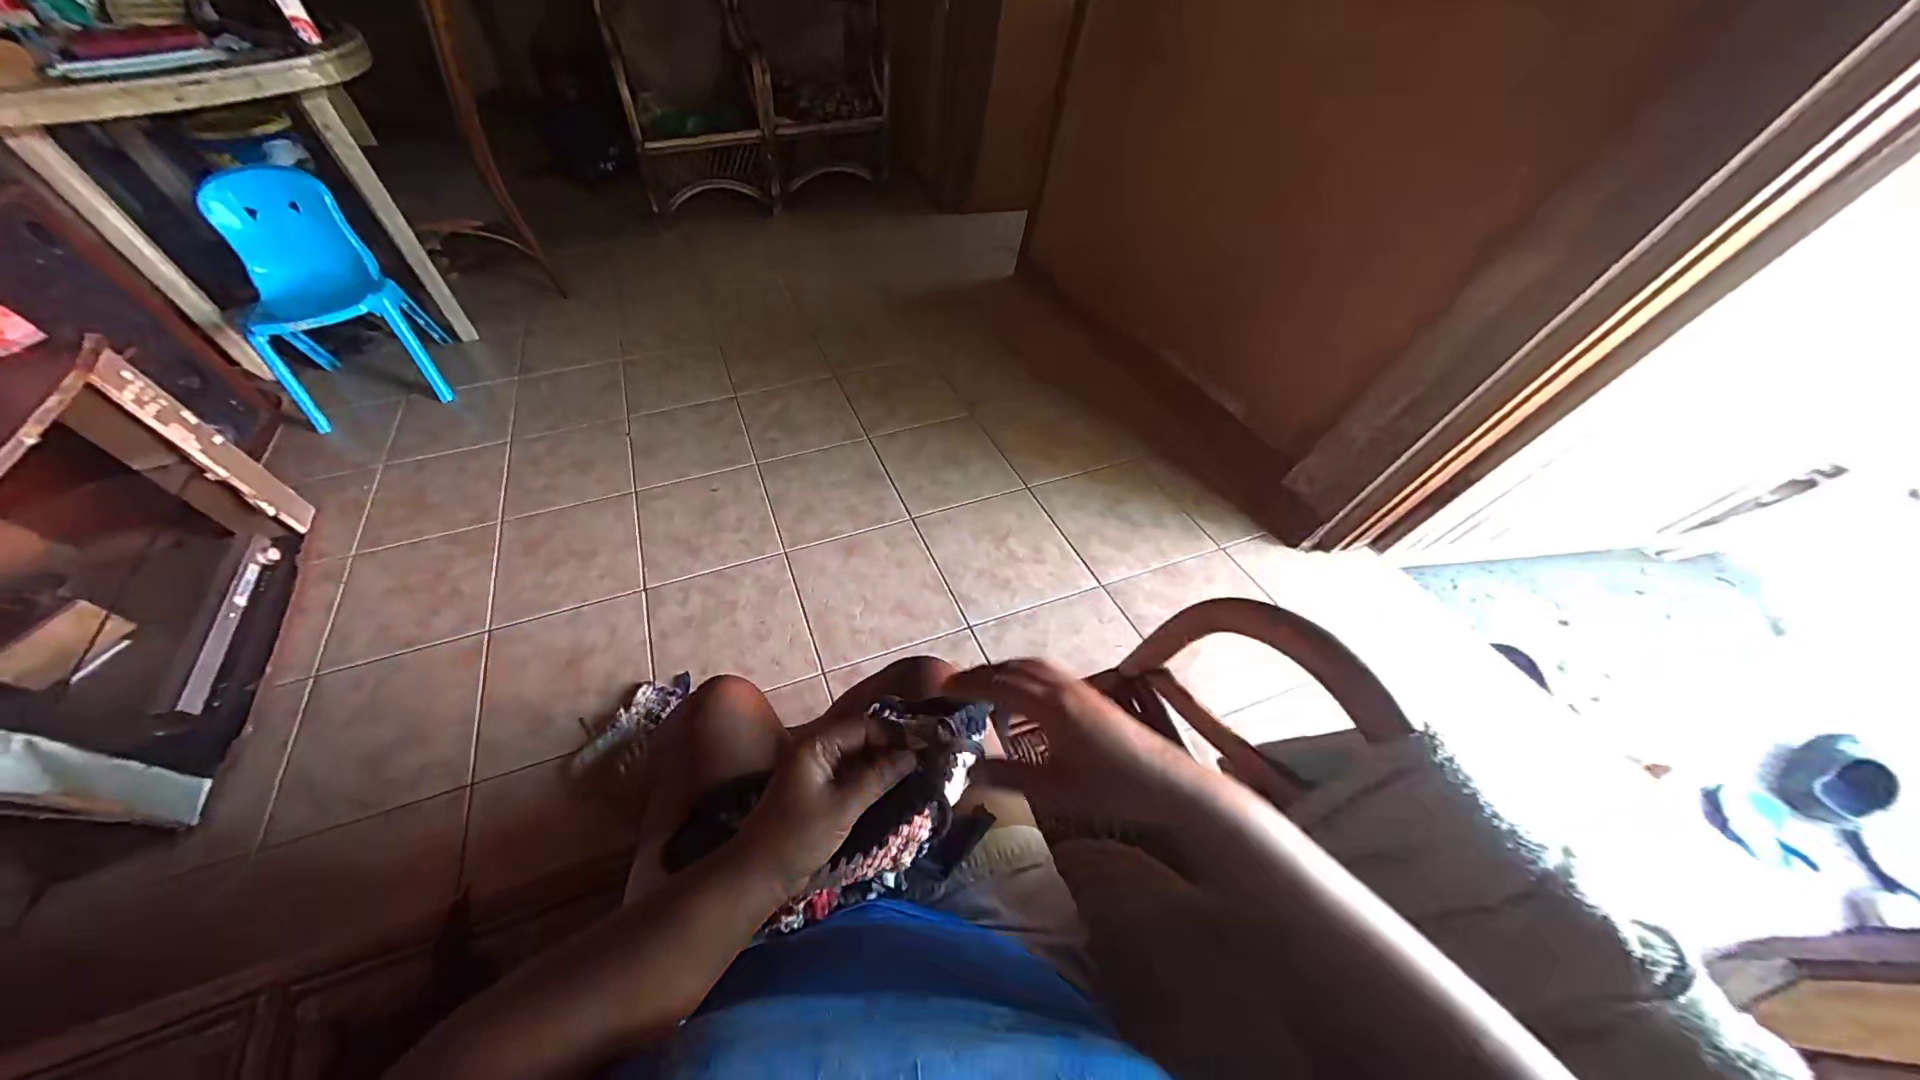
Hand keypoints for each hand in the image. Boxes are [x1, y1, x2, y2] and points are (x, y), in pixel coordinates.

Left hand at [734, 713, 916, 894]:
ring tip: (917, 767)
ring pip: (859, 753)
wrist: (759, 873)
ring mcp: (817, 768)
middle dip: (892, 743)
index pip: (863, 726)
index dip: (894, 732)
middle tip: (925, 754)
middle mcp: (816, 748)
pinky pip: (852, 771)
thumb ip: (878, 777)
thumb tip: (912, 756)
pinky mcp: (821, 786)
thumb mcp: (844, 806)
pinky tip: (895, 781)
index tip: (924, 744)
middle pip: (862, 736)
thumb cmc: (798, 837)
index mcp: (815, 744)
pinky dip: (873, 774)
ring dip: (885, 759)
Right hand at [943, 659, 1219, 831]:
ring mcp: (1079, 687)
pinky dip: (1024, 674)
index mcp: (1052, 706)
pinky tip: (1021, 696)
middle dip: (981, 673)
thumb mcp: (1054, 789)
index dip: (968, 684)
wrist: (1166, 782)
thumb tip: (968, 775)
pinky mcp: (1090, 694)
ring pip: (1032, 666)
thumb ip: (1008, 778)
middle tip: (954, 687)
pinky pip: (1047, 672)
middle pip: (1014, 668)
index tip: (941, 688)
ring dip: (1003, 671)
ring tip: (981, 687)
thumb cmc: (1112, 788)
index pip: (999, 684)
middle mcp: (1064, 687)